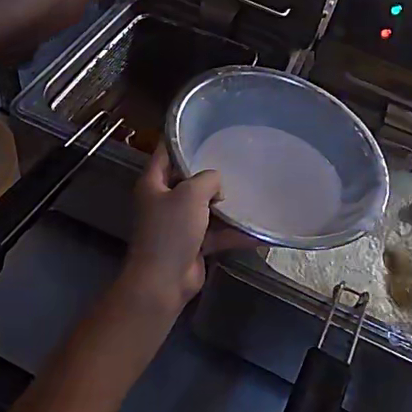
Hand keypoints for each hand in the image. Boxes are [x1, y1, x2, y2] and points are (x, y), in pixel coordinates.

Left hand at [118, 149, 253, 310]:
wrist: (164, 280)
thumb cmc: (171, 231)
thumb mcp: (190, 194)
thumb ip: (207, 179)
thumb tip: (216, 183)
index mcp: (153, 183)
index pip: (165, 153)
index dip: (181, 140)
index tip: (205, 130)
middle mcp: (163, 201)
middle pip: (188, 180)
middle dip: (210, 174)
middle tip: (236, 160)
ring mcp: (178, 224)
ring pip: (205, 207)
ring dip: (225, 204)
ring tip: (252, 190)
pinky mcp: (193, 244)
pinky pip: (217, 233)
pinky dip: (234, 232)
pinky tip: (258, 230)